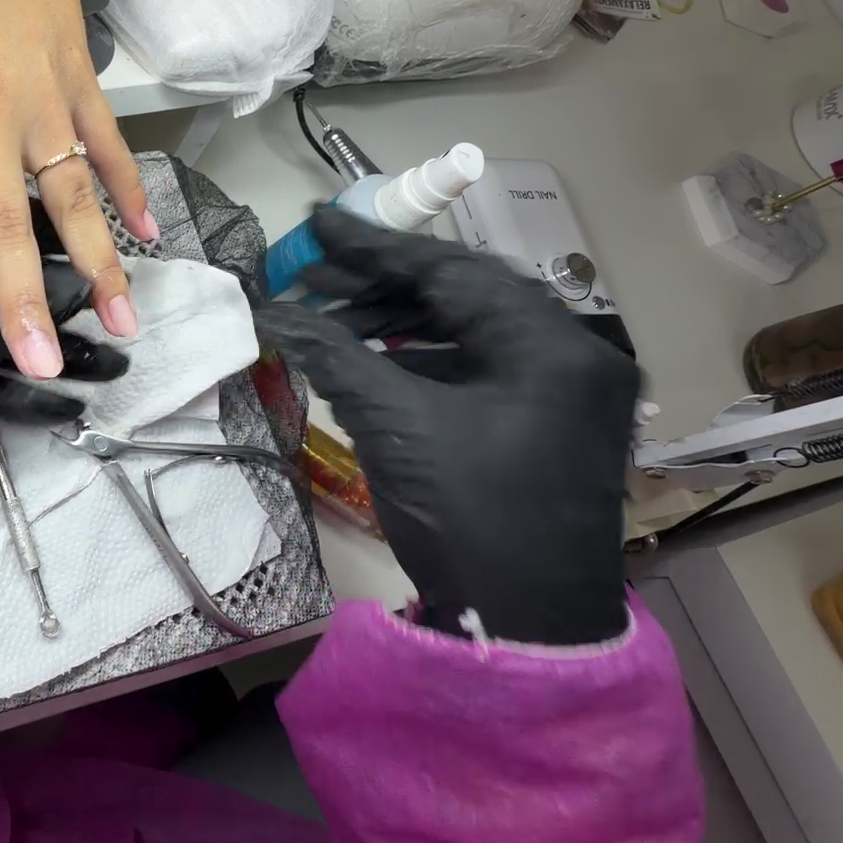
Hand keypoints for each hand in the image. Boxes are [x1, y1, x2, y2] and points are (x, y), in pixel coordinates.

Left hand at [0, 0, 154, 379]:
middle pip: (5, 219)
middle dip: (21, 295)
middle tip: (37, 358)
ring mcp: (45, 106)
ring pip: (74, 196)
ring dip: (99, 261)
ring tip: (121, 319)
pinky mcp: (83, 90)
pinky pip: (110, 148)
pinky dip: (131, 191)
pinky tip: (148, 237)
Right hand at [254, 212, 640, 645]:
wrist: (525, 617)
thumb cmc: (466, 510)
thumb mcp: (393, 424)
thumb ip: (332, 355)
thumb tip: (271, 312)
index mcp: (549, 345)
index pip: (451, 271)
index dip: (374, 246)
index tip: (318, 224)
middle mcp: (571, 354)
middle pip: (462, 294)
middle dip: (380, 284)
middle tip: (311, 278)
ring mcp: (563, 391)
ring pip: (469, 330)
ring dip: (397, 321)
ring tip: (330, 322)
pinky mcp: (545, 422)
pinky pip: (477, 366)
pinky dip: (421, 356)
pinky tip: (373, 360)